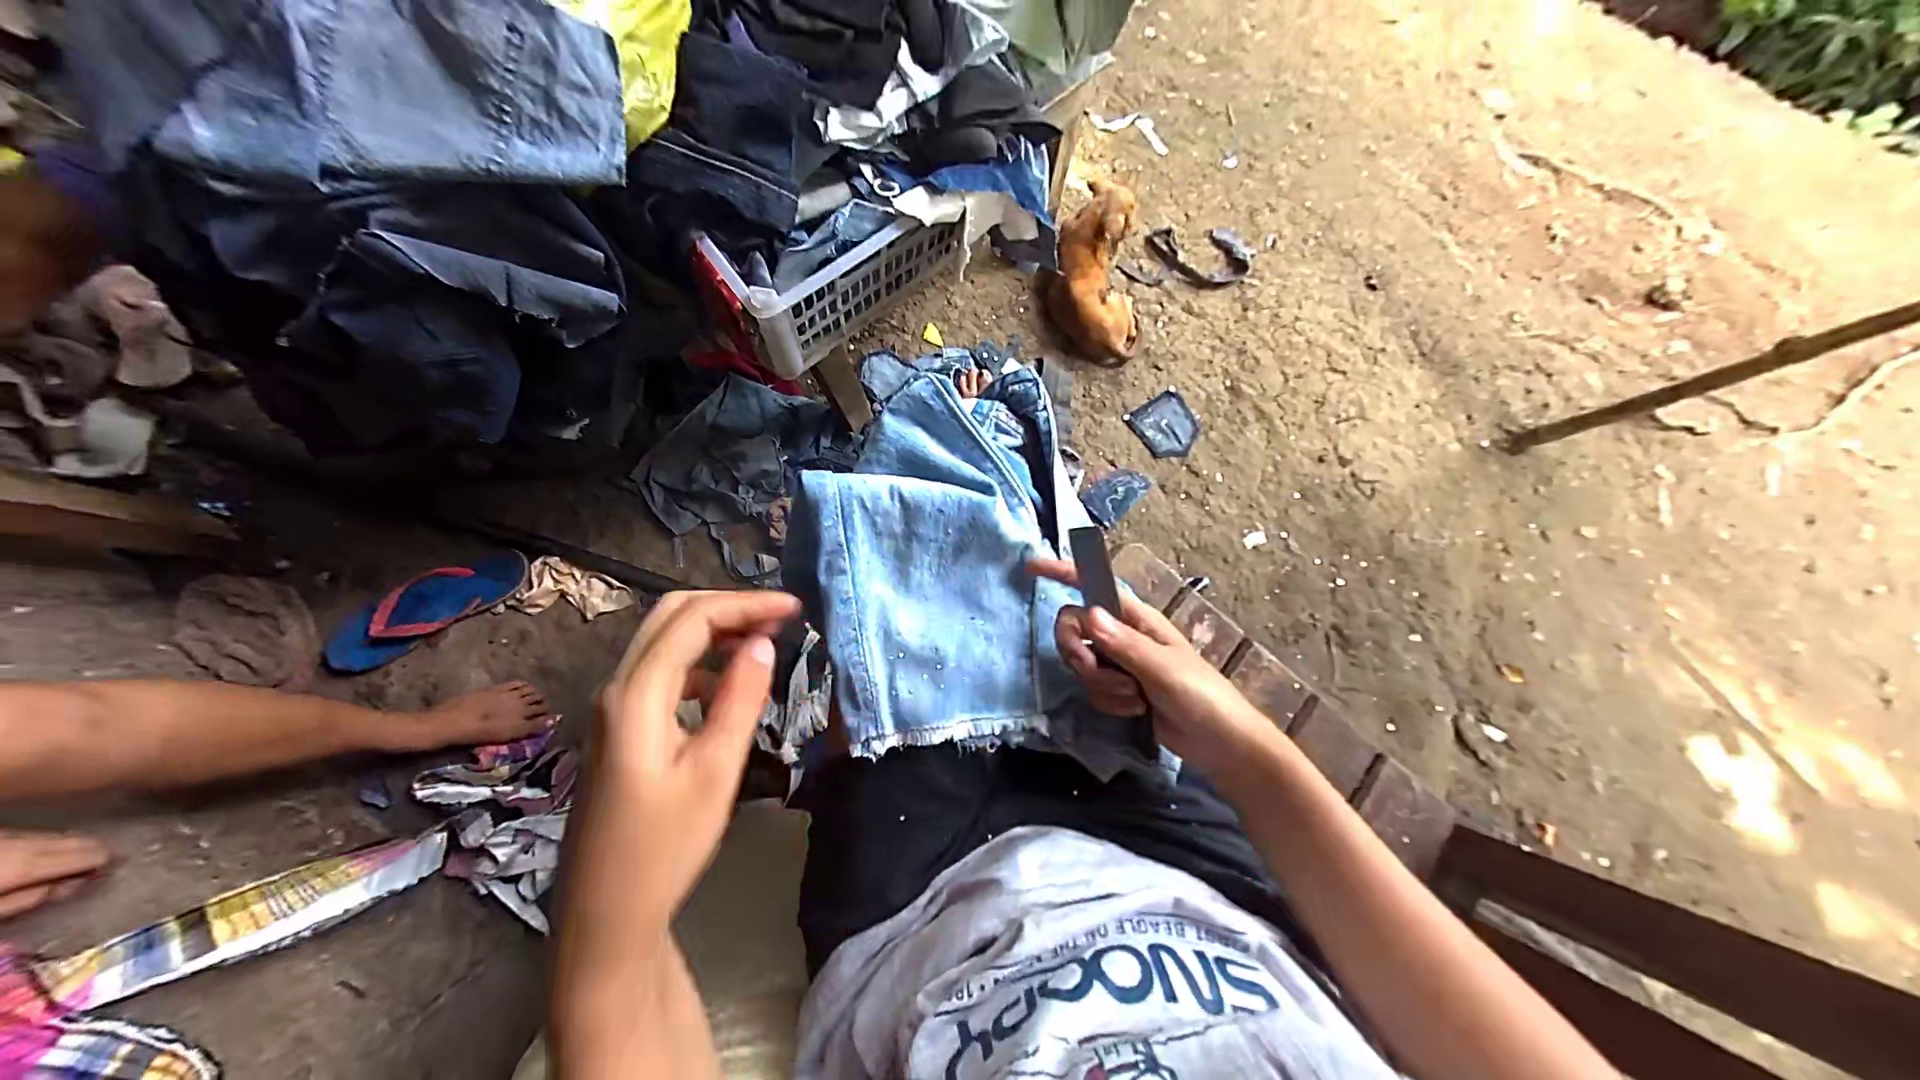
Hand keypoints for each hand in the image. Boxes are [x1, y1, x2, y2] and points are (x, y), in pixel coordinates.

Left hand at [0, 831, 108, 918]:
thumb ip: (27, 900)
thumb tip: (68, 886)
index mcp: (29, 865)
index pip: (88, 854)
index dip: (107, 859)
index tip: (122, 864)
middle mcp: (27, 844)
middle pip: (76, 840)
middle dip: (96, 849)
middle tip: (111, 859)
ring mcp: (11, 835)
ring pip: (58, 835)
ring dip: (73, 845)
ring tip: (81, 856)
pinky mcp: (1, 832)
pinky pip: (36, 834)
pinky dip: (51, 842)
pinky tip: (49, 851)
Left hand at [584, 590, 800, 922]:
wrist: (605, 916)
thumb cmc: (664, 849)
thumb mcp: (715, 773)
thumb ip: (740, 701)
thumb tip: (763, 644)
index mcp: (636, 696)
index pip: (693, 620)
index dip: (746, 605)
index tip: (795, 610)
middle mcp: (617, 689)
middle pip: (671, 617)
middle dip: (729, 607)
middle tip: (780, 618)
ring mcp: (613, 708)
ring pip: (664, 641)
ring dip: (715, 630)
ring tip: (764, 643)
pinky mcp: (619, 727)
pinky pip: (662, 672)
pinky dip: (701, 662)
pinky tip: (729, 687)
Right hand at [1030, 558, 1283, 779]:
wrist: (1220, 744)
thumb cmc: (1202, 696)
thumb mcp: (1164, 668)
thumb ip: (1123, 644)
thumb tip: (1087, 613)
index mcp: (1136, 617)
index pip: (1093, 585)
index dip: (1062, 572)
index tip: (1031, 568)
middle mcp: (1122, 634)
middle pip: (1073, 627)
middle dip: (1078, 652)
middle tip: (1094, 669)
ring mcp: (1119, 663)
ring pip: (1080, 663)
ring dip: (1101, 685)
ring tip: (1134, 698)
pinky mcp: (1117, 690)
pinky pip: (1091, 689)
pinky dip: (1109, 702)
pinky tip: (1136, 711)